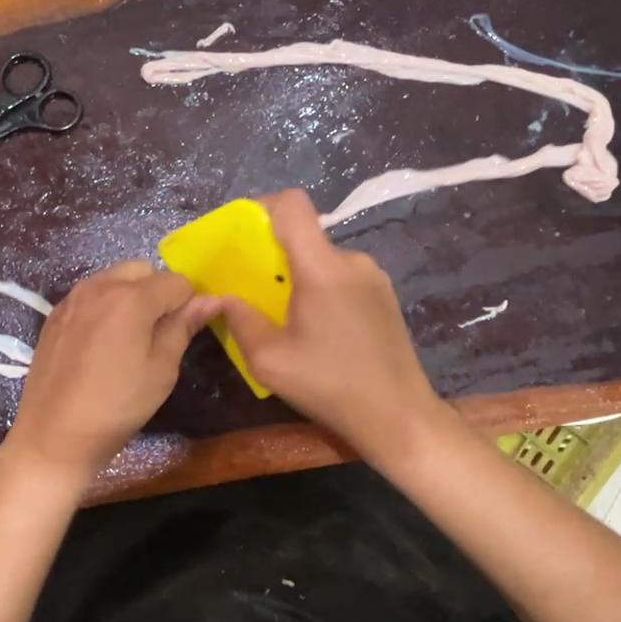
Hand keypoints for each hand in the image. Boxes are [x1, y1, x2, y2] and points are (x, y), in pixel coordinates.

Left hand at [3, 261, 219, 478]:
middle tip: (156, 334)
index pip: (176, 281)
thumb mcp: (161, 370)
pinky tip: (101, 345)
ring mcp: (72, 298)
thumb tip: (209, 301)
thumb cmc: (116, 406)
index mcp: (130, 297)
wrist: (53, 435)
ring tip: (128, 340)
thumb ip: (183, 327)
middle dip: (157, 292)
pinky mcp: (55, 315)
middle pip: (142, 270)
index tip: (183, 332)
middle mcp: (98, 286)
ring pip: (114, 279)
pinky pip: (90, 296)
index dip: (188, 303)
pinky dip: (105, 306)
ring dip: (130, 296)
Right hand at [220, 189, 447, 461]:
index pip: (292, 205)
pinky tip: (312, 326)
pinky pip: (340, 276)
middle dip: (270, 253)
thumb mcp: (269, 360)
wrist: (398, 416)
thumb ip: (239, 320)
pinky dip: (317, 287)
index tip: (238, 234)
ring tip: (278, 312)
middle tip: (247, 285)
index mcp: (323, 268)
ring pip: (321, 258)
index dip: (260, 207)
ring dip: (295, 275)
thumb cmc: (330, 386)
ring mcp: (373, 276)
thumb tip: (222, 297)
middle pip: (304, 235)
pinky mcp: (384, 294)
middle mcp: (352, 260)